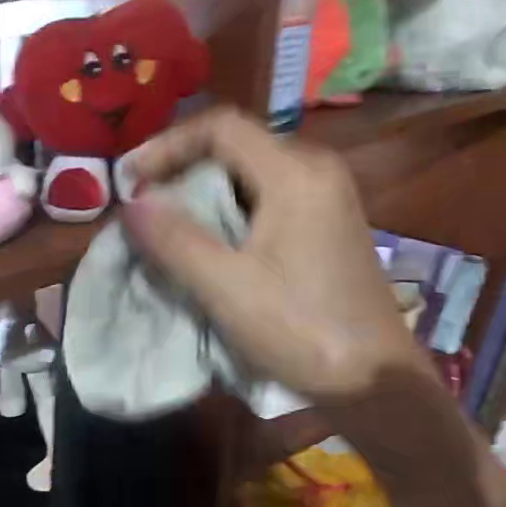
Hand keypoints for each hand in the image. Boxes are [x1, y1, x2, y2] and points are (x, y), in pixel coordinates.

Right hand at [121, 109, 430, 401]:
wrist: (375, 379)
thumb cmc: (301, 330)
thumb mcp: (228, 289)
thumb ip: (176, 241)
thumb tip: (132, 202)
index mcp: (296, 173)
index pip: (220, 127)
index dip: (167, 145)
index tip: (130, 181)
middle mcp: (317, 171)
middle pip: (237, 146)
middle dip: (184, 170)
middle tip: (145, 205)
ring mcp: (329, 198)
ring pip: (253, 174)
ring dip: (207, 194)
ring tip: (169, 226)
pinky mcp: (330, 226)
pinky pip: (271, 200)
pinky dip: (233, 212)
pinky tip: (214, 244)